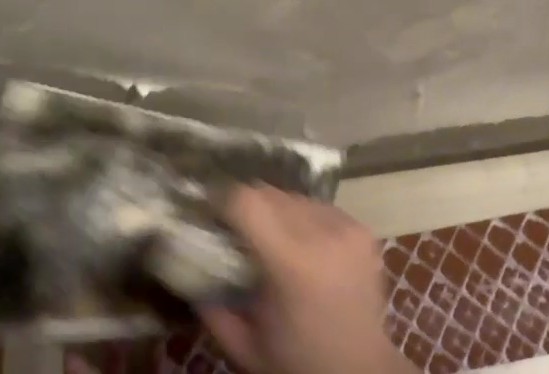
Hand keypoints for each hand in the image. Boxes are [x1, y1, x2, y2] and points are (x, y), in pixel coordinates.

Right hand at [199, 185, 411, 373]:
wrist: (362, 373)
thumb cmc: (299, 363)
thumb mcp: (245, 346)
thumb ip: (211, 307)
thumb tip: (186, 270)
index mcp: (291, 262)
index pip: (246, 200)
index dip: (222, 201)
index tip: (209, 215)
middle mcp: (323, 234)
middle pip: (268, 193)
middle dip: (247, 208)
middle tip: (236, 233)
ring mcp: (347, 229)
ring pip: (293, 196)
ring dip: (276, 212)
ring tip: (271, 241)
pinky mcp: (362, 230)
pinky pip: (319, 208)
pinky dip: (303, 220)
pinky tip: (302, 247)